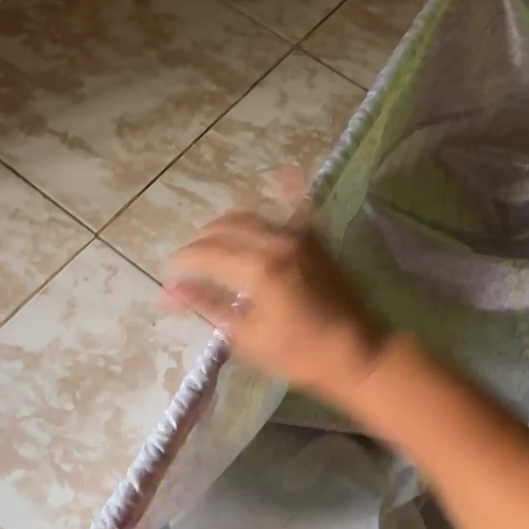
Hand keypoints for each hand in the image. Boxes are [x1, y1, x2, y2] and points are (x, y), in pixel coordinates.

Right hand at [163, 210, 388, 404]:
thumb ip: (208, 304)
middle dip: (200, 241)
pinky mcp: (318, 238)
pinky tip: (277, 174)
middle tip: (188, 260)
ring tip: (213, 239)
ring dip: (227, 223)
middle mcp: (277, 241)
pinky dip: (284, 189)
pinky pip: (297, 205)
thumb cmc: (299, 354)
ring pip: (252, 215)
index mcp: (257, 269)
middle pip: (224, 228)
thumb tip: (168, 292)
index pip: (205, 254)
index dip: (183, 262)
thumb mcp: (247, 336)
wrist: (360, 352)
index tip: (169, 273)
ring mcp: (300, 235)